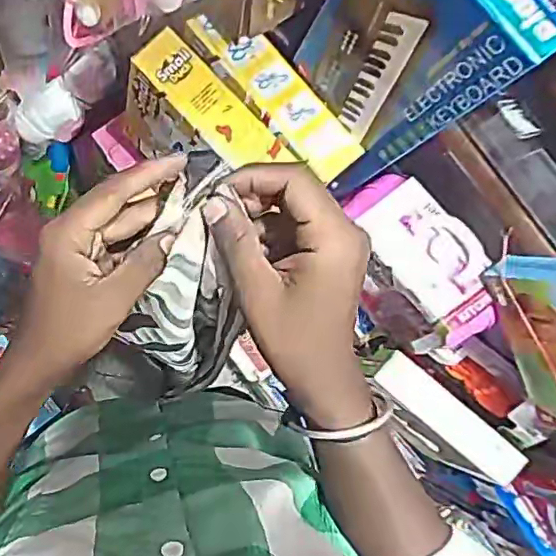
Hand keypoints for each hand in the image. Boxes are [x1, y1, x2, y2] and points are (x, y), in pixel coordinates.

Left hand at [0, 156, 183, 391]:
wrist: (38, 361)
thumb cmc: (70, 331)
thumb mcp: (113, 299)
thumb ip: (144, 263)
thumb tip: (172, 235)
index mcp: (69, 231)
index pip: (114, 192)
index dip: (149, 174)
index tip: (180, 160)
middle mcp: (68, 231)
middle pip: (115, 205)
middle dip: (152, 194)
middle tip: (191, 183)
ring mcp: (72, 247)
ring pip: (115, 225)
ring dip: (147, 218)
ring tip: (185, 204)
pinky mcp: (78, 264)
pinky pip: (111, 245)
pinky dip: (135, 242)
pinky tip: (161, 236)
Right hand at [205, 164, 372, 427]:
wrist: (322, 378)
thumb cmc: (292, 339)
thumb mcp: (257, 290)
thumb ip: (236, 241)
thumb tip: (212, 202)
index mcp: (334, 234)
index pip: (295, 180)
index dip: (253, 177)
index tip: (216, 191)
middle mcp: (343, 229)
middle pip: (295, 190)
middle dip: (251, 195)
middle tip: (213, 210)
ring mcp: (338, 242)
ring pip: (292, 208)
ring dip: (256, 214)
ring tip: (221, 229)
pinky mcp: (328, 254)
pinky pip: (295, 229)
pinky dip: (266, 233)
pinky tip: (240, 246)